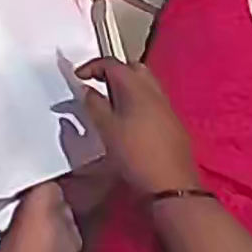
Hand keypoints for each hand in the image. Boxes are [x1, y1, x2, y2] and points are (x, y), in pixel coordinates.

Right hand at [76, 57, 200, 196]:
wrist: (173, 187)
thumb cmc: (135, 153)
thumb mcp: (106, 128)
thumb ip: (93, 103)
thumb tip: (86, 89)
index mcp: (135, 87)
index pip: (111, 63)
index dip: (91, 66)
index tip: (78, 78)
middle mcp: (153, 91)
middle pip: (132, 68)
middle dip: (113, 71)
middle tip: (98, 84)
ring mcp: (167, 107)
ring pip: (144, 84)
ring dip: (127, 86)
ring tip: (111, 102)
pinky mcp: (174, 123)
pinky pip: (153, 100)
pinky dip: (138, 101)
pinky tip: (130, 119)